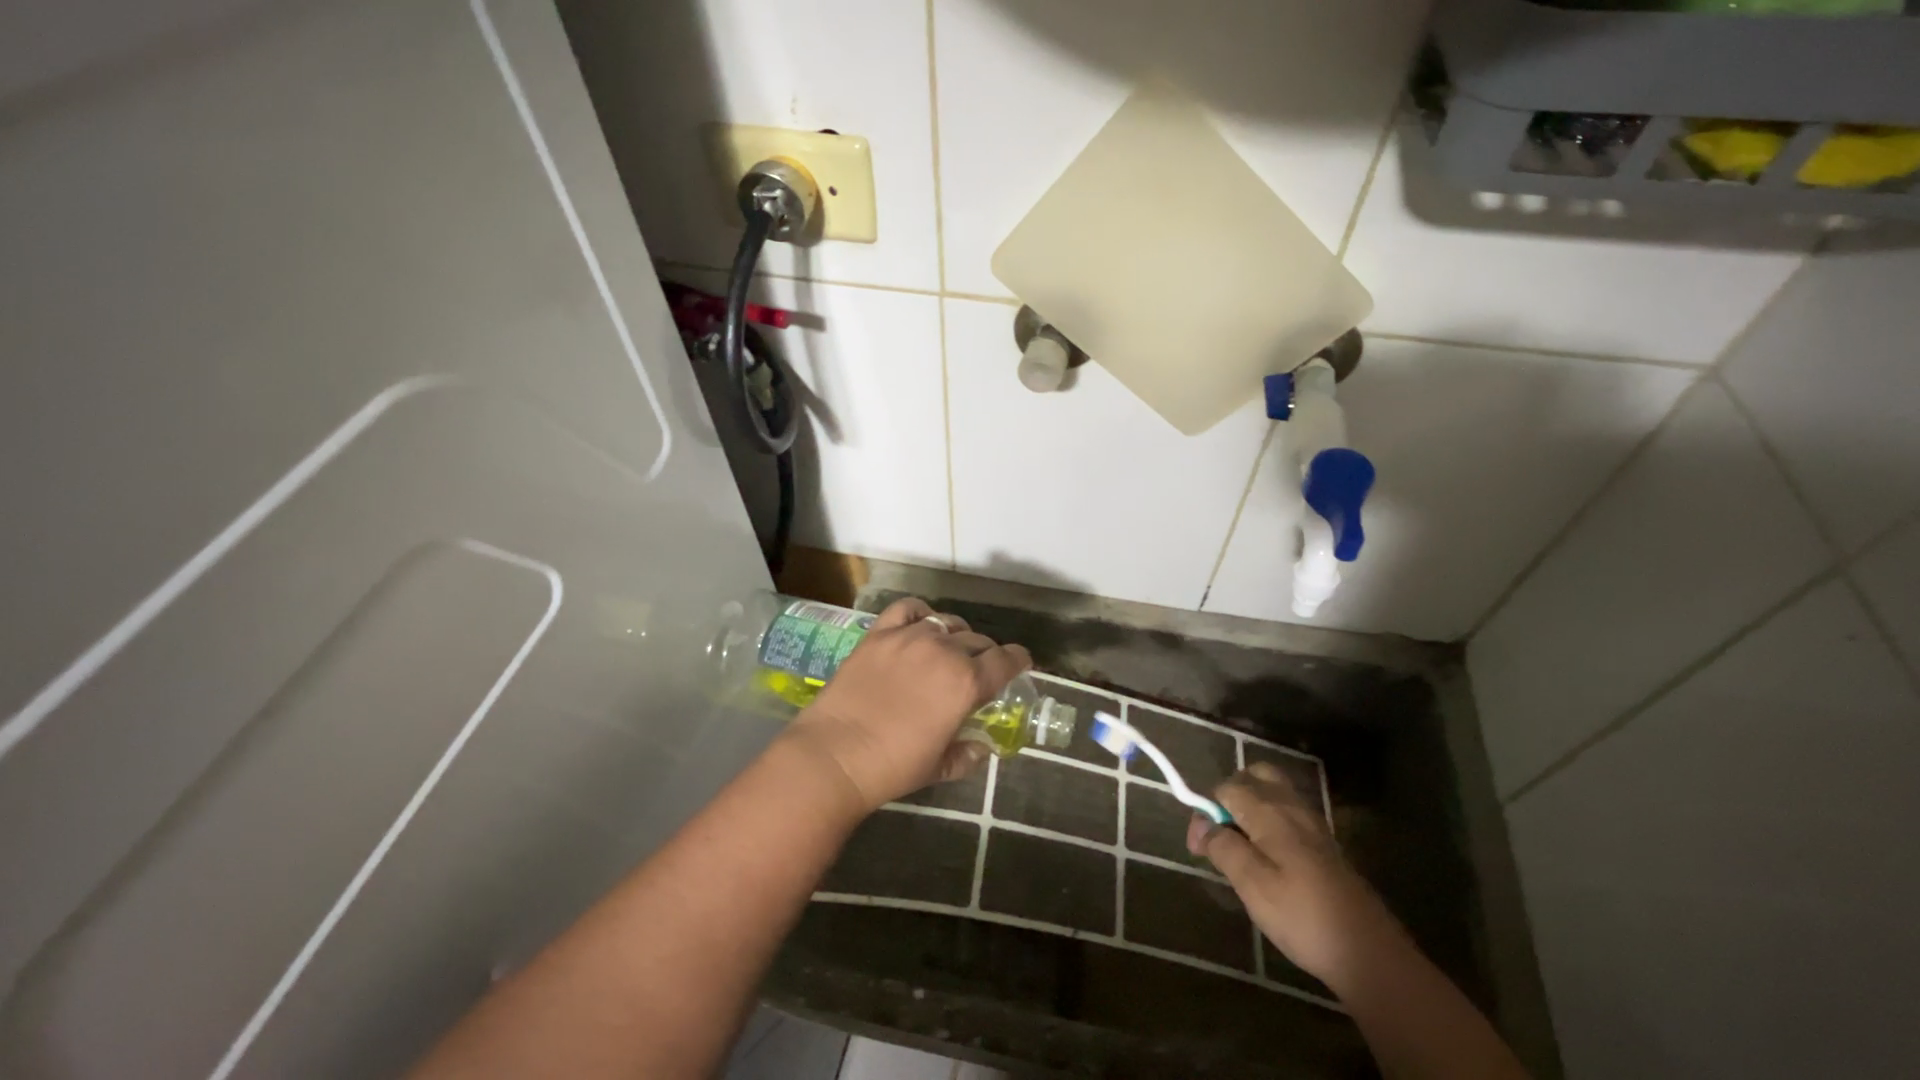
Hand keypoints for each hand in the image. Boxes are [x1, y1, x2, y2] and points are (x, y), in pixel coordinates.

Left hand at [786, 597, 1031, 813]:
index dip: (1018, 660)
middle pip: (978, 640)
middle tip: (979, 669)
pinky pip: (907, 609)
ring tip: (949, 648)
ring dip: (956, 634)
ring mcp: (908, 638)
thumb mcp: (941, 767)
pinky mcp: (878, 635)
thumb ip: (967, 754)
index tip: (1019, 664)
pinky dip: (920, 614)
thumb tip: (981, 748)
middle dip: (986, 653)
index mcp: (968, 683)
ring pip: (947, 622)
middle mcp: (944, 651)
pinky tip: (920, 626)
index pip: (1007, 659)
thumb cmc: (893, 767)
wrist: (834, 755)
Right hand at [1187, 763, 1402, 986]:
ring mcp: (1313, 825)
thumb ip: (1224, 848)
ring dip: (1251, 808)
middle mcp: (1293, 808)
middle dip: (1231, 795)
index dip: (1207, 810)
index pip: (1228, 788)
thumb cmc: (1302, 917)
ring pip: (1275, 794)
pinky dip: (1271, 822)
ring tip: (1241, 849)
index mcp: (1272, 813)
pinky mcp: (1325, 845)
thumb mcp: (1253, 886)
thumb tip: (1203, 824)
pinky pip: (1289, 815)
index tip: (1200, 848)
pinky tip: (1268, 858)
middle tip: (1221, 835)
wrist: (1368, 950)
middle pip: (1256, 777)